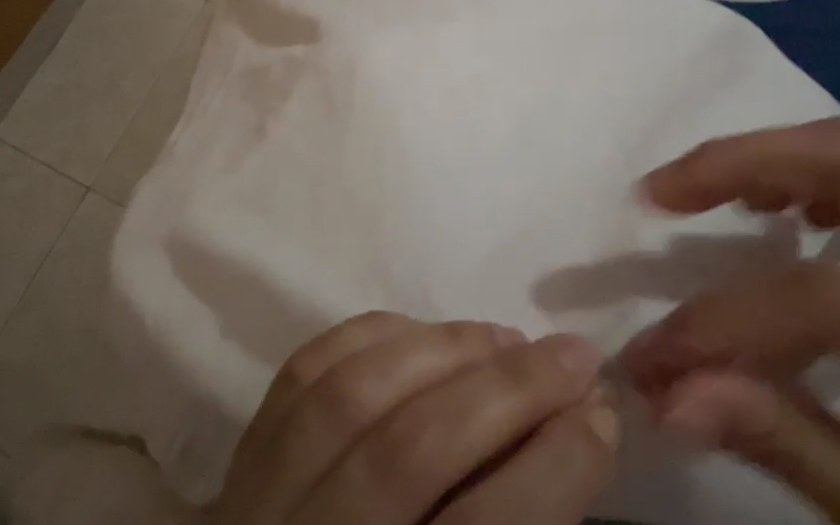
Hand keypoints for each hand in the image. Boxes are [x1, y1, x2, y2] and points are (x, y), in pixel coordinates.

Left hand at [210, 312, 618, 524]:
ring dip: (443, 351)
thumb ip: (528, 516)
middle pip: (413, 449)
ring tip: (505, 337)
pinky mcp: (237, 466)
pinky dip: (371, 338)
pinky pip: (303, 375)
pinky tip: (423, 333)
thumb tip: (584, 422)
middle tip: (573, 355)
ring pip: (352, 397)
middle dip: (510, 389)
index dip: (558, 464)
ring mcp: (260, 506)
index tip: (602, 414)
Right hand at [620, 113, 839, 524]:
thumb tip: (669, 394)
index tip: (648, 358)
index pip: (833, 301)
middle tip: (659, 192)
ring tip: (726, 189)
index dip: (722, 321)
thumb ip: (792, 448)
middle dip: (748, 162)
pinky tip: (801, 212)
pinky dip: (839, 165)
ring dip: (797, 150)